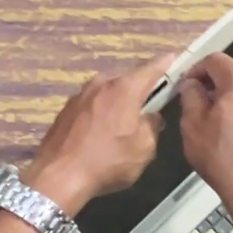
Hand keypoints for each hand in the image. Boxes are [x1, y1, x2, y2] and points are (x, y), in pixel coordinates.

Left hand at [25, 54, 173, 212]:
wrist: (59, 176)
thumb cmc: (108, 161)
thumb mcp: (144, 148)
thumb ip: (151, 127)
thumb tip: (150, 118)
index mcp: (124, 88)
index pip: (151, 69)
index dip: (165, 63)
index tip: (173, 57)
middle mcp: (100, 84)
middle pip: (127, 80)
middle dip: (139, 89)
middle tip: (150, 102)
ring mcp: (79, 96)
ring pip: (107, 92)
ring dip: (117, 102)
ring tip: (124, 121)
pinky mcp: (65, 110)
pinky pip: (91, 105)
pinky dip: (100, 113)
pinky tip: (101, 131)